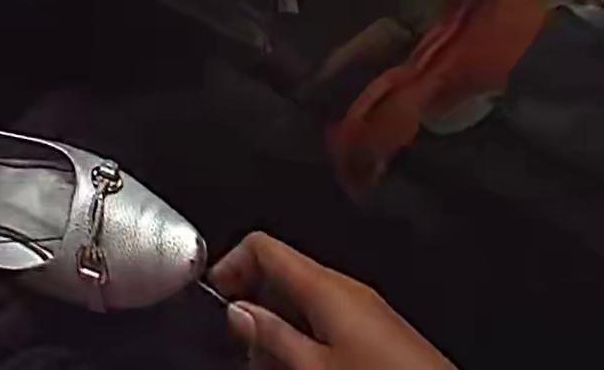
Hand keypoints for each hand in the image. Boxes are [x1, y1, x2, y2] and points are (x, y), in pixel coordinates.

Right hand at [209, 233, 455, 369]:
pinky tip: (310, 368)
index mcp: (324, 286)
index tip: (218, 296)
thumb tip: (238, 311)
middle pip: (281, 274)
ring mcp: (369, 312)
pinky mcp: (386, 336)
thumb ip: (272, 335)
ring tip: (277, 366)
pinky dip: (309, 337)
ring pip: (305, 301)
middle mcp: (345, 288)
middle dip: (256, 306)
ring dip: (281, 327)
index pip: (260, 246)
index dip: (231, 264)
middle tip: (248, 348)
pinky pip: (331, 320)